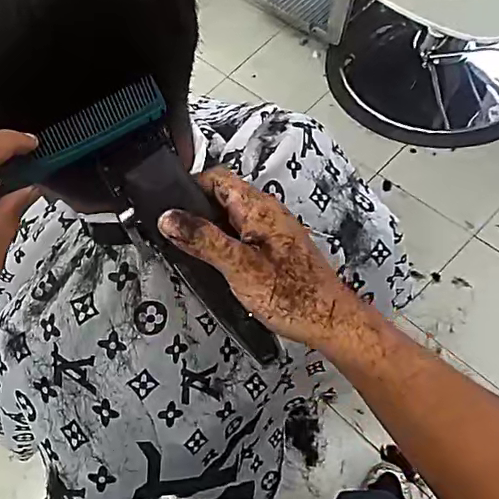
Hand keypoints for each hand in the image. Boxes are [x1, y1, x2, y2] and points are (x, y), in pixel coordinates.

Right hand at [158, 168, 389, 357]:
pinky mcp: (275, 250)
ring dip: (211, 235)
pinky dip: (226, 249)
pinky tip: (223, 270)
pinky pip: (241, 239)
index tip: (170, 210)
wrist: (328, 321)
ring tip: (199, 257)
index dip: (187, 189)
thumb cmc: (296, 297)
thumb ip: (203, 240)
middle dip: (196, 216)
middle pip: (219, 199)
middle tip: (180, 238)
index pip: (214, 177)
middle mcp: (268, 213)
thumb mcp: (238, 267)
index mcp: (259, 208)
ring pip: (230, 220)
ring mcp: (272, 232)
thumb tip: (171, 219)